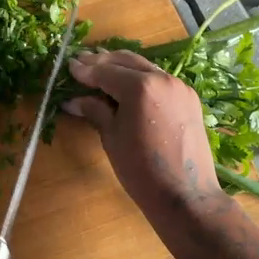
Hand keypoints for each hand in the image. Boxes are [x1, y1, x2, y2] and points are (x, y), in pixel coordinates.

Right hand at [63, 49, 226, 218]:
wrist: (186, 198)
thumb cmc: (141, 170)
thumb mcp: (112, 138)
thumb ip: (95, 110)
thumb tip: (73, 100)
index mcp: (140, 86)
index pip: (105, 72)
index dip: (84, 70)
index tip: (69, 66)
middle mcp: (162, 78)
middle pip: (126, 61)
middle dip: (102, 62)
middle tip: (82, 63)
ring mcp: (179, 87)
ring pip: (144, 67)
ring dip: (122, 67)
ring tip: (102, 70)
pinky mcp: (189, 99)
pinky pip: (160, 80)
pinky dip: (141, 78)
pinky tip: (129, 86)